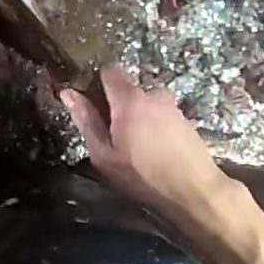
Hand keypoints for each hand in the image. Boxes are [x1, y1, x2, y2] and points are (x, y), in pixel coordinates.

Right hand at [61, 67, 233, 220]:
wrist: (195, 190)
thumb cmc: (143, 176)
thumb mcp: (105, 155)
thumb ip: (86, 121)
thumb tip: (68, 93)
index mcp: (129, 99)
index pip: (108, 72)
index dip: (95, 84)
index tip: (90, 105)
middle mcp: (152, 93)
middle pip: (126, 89)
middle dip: (116, 105)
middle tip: (113, 136)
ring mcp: (171, 104)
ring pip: (144, 102)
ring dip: (136, 116)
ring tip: (136, 147)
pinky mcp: (184, 117)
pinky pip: (159, 113)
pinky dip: (152, 124)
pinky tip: (154, 149)